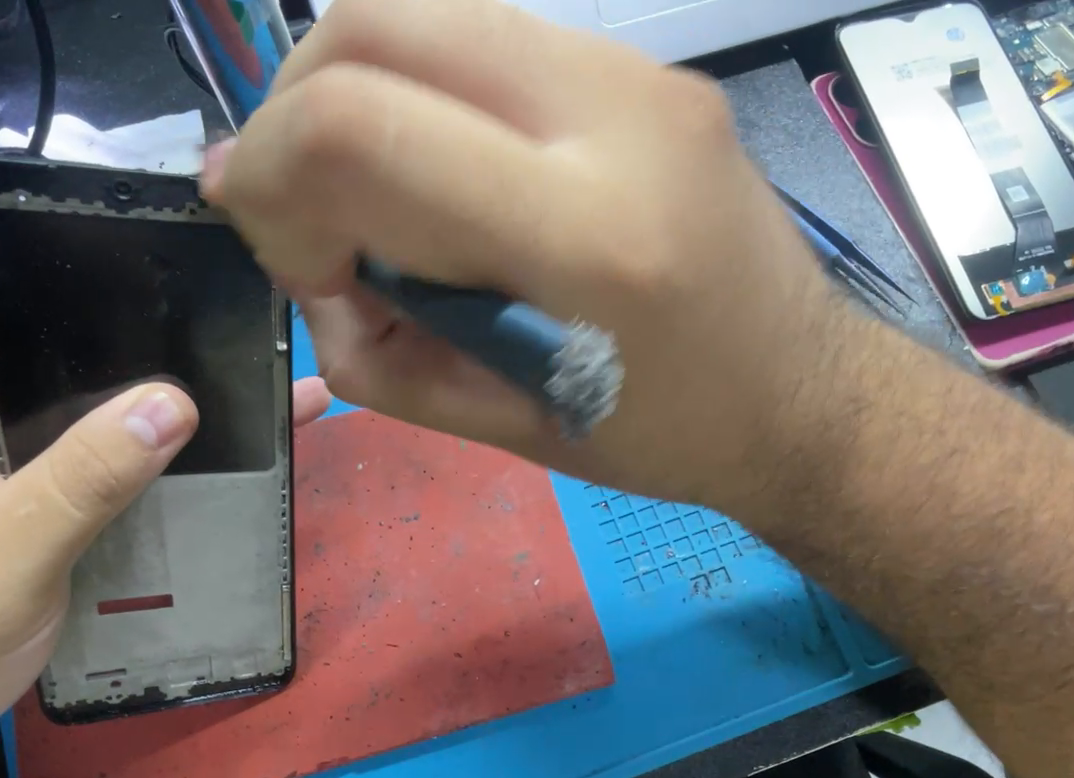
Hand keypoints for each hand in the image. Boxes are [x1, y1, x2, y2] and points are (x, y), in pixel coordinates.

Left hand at [0, 277, 332, 777]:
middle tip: (235, 315)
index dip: (43, 258)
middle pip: (49, 354)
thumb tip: (173, 400)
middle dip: (138, 333)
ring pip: (87, 416)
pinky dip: (158, 459)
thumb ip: (76, 484)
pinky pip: (103, 470)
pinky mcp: (34, 515)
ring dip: (161, 400)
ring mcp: (0, 473)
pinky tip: (225, 454)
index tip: (147, 251)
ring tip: (258, 376)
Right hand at [204, 0, 848, 512]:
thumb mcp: (503, 430)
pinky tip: (441, 172)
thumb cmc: (660, 439)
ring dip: (354, 94)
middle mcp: (616, 118)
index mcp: (585, 237)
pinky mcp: (650, 69)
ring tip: (365, 196)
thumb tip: (299, 264)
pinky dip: (424, 94)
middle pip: (374, 23)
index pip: (358, 128)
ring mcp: (642, 75)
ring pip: (427, 11)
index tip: (285, 256)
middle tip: (303, 213)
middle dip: (292, 118)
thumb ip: (379, 353)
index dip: (272, 182)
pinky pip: (488, 40)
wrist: (801, 398)